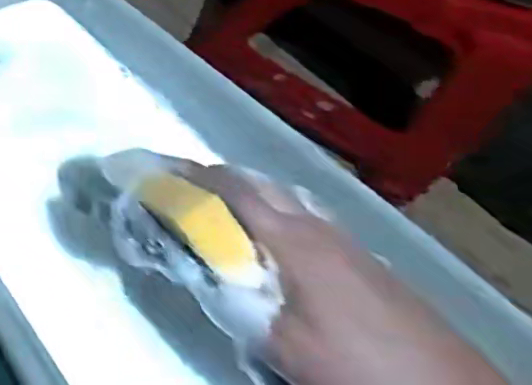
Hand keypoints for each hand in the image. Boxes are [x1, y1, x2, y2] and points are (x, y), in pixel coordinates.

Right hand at [190, 165, 506, 384]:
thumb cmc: (362, 369)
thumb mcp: (287, 348)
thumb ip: (238, 306)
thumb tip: (200, 275)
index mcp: (291, 238)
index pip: (230, 187)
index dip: (190, 173)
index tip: (158, 167)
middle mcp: (317, 227)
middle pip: (260, 184)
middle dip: (219, 179)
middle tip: (188, 190)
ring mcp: (350, 243)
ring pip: (289, 201)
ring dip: (253, 197)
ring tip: (230, 215)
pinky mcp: (373, 265)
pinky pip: (311, 222)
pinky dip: (282, 219)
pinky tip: (285, 251)